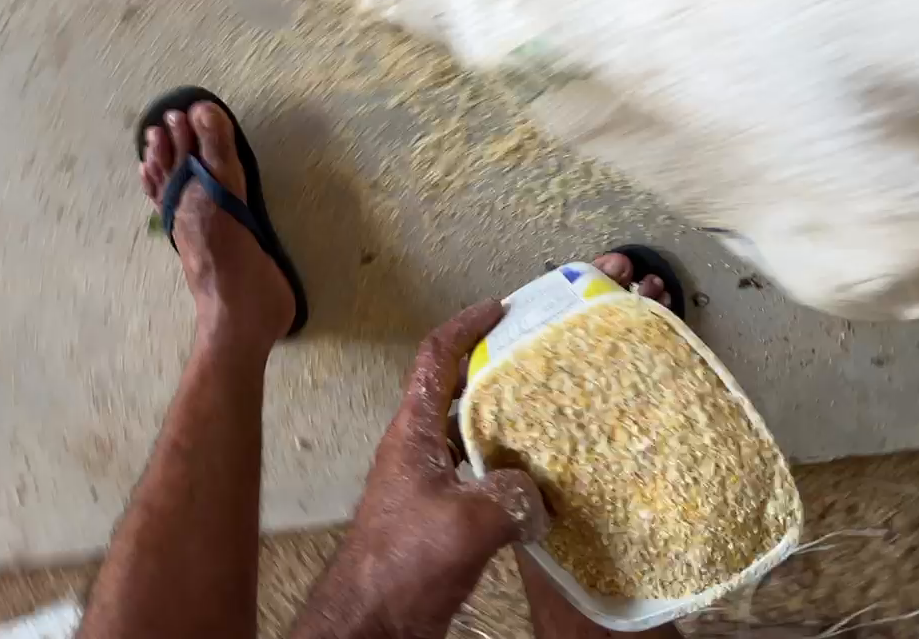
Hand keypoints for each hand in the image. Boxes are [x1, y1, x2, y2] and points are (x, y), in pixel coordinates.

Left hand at [292, 301, 546, 638]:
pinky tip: (538, 478)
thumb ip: (507, 496)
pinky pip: (477, 468)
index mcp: (414, 428)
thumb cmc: (404, 560)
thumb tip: (536, 490)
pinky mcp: (440, 507)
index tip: (498, 309)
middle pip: (455, 385)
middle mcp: (418, 441)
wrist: (372, 616)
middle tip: (534, 358)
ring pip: (468, 428)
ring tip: (546, 412)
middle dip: (491, 365)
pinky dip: (505, 462)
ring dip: (501, 415)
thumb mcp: (464, 523)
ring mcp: (428, 474)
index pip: (436, 356)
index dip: (465, 325)